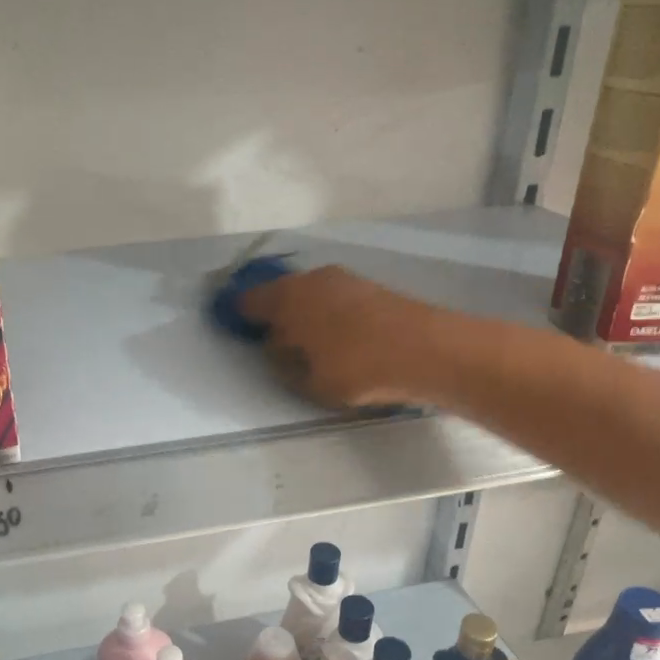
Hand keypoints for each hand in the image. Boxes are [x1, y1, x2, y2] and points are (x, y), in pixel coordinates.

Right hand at [236, 265, 440, 407]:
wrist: (425, 350)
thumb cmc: (355, 367)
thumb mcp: (308, 379)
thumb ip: (285, 363)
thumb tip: (279, 348)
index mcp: (286, 298)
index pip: (250, 300)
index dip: (240, 314)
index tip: (234, 326)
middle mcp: (311, 279)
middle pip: (282, 293)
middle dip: (275, 313)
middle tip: (274, 339)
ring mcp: (345, 280)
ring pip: (312, 295)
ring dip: (306, 314)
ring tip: (309, 343)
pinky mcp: (372, 288)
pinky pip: (336, 301)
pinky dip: (330, 316)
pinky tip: (338, 338)